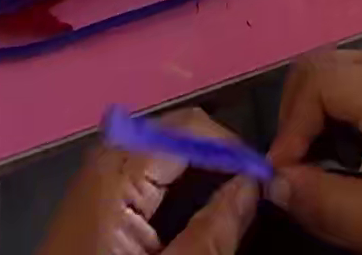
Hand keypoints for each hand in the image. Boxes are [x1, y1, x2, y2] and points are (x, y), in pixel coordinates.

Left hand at [37, 108, 259, 254]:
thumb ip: (214, 231)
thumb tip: (253, 184)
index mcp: (119, 170)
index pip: (191, 129)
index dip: (232, 146)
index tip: (264, 174)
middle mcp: (108, 156)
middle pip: (177, 130)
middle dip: (218, 150)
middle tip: (251, 182)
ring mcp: (99, 174)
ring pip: (166, 145)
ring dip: (201, 161)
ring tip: (233, 189)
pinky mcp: (97, 195)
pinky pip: (149, 165)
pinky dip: (179, 174)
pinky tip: (198, 199)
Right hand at [266, 50, 361, 254]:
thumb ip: (321, 202)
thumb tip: (272, 184)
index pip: (309, 86)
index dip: (287, 132)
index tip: (281, 181)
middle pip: (311, 70)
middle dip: (292, 118)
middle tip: (292, 173)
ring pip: (322, 74)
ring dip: (305, 116)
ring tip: (310, 168)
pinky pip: (339, 83)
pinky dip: (323, 113)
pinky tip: (334, 154)